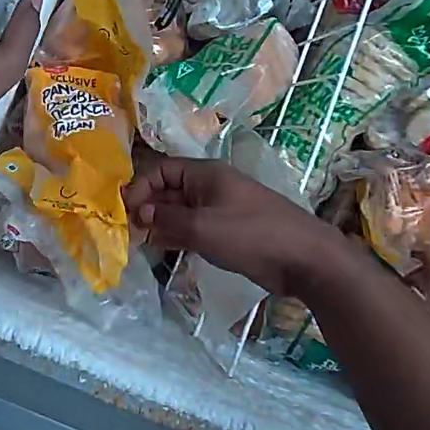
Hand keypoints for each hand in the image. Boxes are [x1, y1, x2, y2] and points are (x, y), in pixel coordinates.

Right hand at [124, 157, 348, 295]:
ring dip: (159, 224)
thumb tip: (142, 215)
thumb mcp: (203, 227)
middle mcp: (209, 188)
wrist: (305, 259)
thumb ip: (168, 220)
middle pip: (168, 191)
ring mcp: (219, 210)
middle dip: (146, 207)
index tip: (125, 211)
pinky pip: (192, 228)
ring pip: (179, 212)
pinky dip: (175, 236)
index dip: (140, 187)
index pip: (161, 170)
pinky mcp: (226, 232)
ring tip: (136, 242)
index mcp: (205, 175)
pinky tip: (159, 249)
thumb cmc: (252, 234)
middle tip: (126, 230)